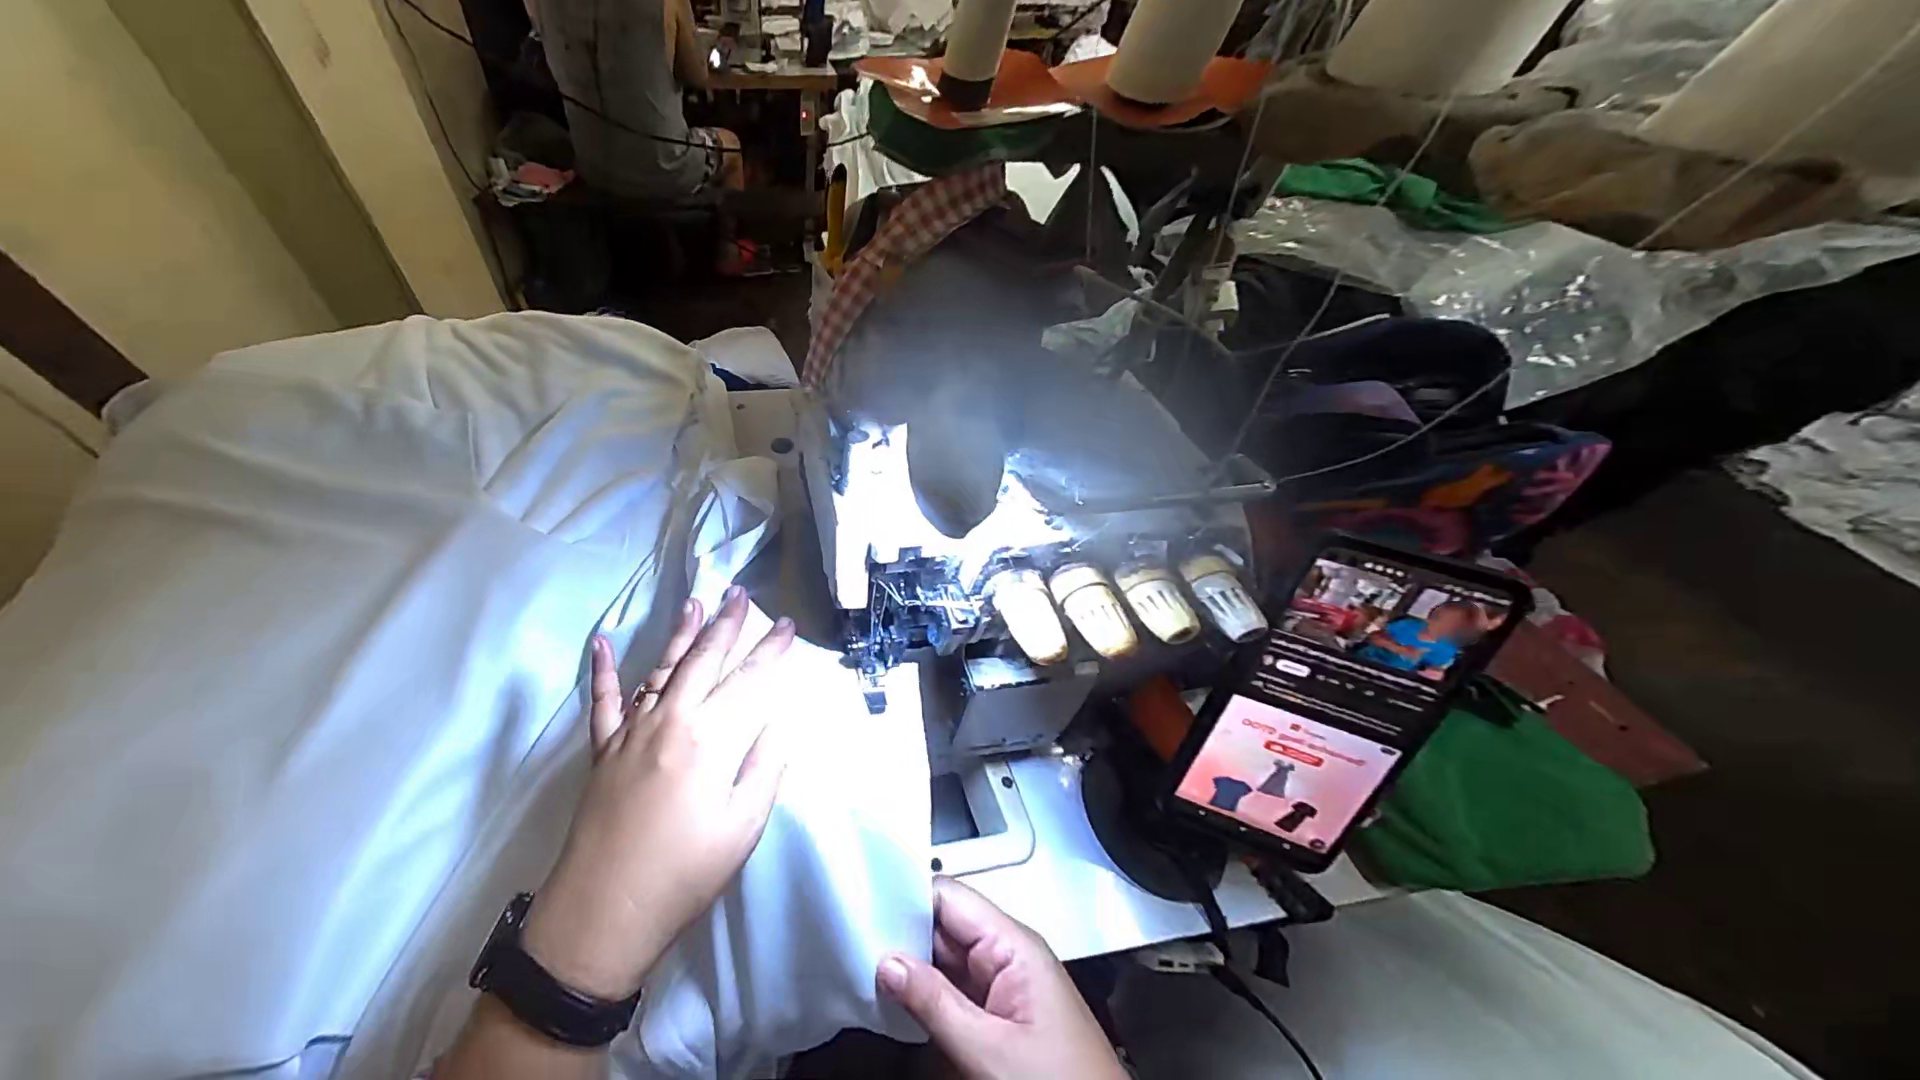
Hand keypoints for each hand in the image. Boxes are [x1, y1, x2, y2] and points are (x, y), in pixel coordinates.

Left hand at [521, 587, 796, 998]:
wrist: (601, 918)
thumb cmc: (684, 875)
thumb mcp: (743, 827)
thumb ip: (764, 768)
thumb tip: (775, 724)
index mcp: (709, 740)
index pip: (749, 680)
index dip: (771, 650)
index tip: (787, 624)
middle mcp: (669, 722)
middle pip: (703, 661)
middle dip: (727, 625)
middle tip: (742, 595)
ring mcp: (630, 734)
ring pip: (660, 670)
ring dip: (681, 635)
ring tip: (696, 603)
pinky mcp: (601, 753)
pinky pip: (603, 704)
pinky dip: (603, 672)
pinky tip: (602, 644)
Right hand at [877, 877, 1126, 1079]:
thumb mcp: (990, 1051)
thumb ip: (935, 1003)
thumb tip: (889, 962)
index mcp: (1014, 944)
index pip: (952, 897)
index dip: (911, 897)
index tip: (869, 904)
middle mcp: (1008, 955)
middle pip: (945, 925)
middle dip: (904, 933)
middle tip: (858, 942)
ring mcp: (1002, 985)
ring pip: (945, 959)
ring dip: (911, 965)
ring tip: (868, 967)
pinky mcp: (997, 1015)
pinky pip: (953, 990)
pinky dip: (925, 993)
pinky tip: (897, 999)